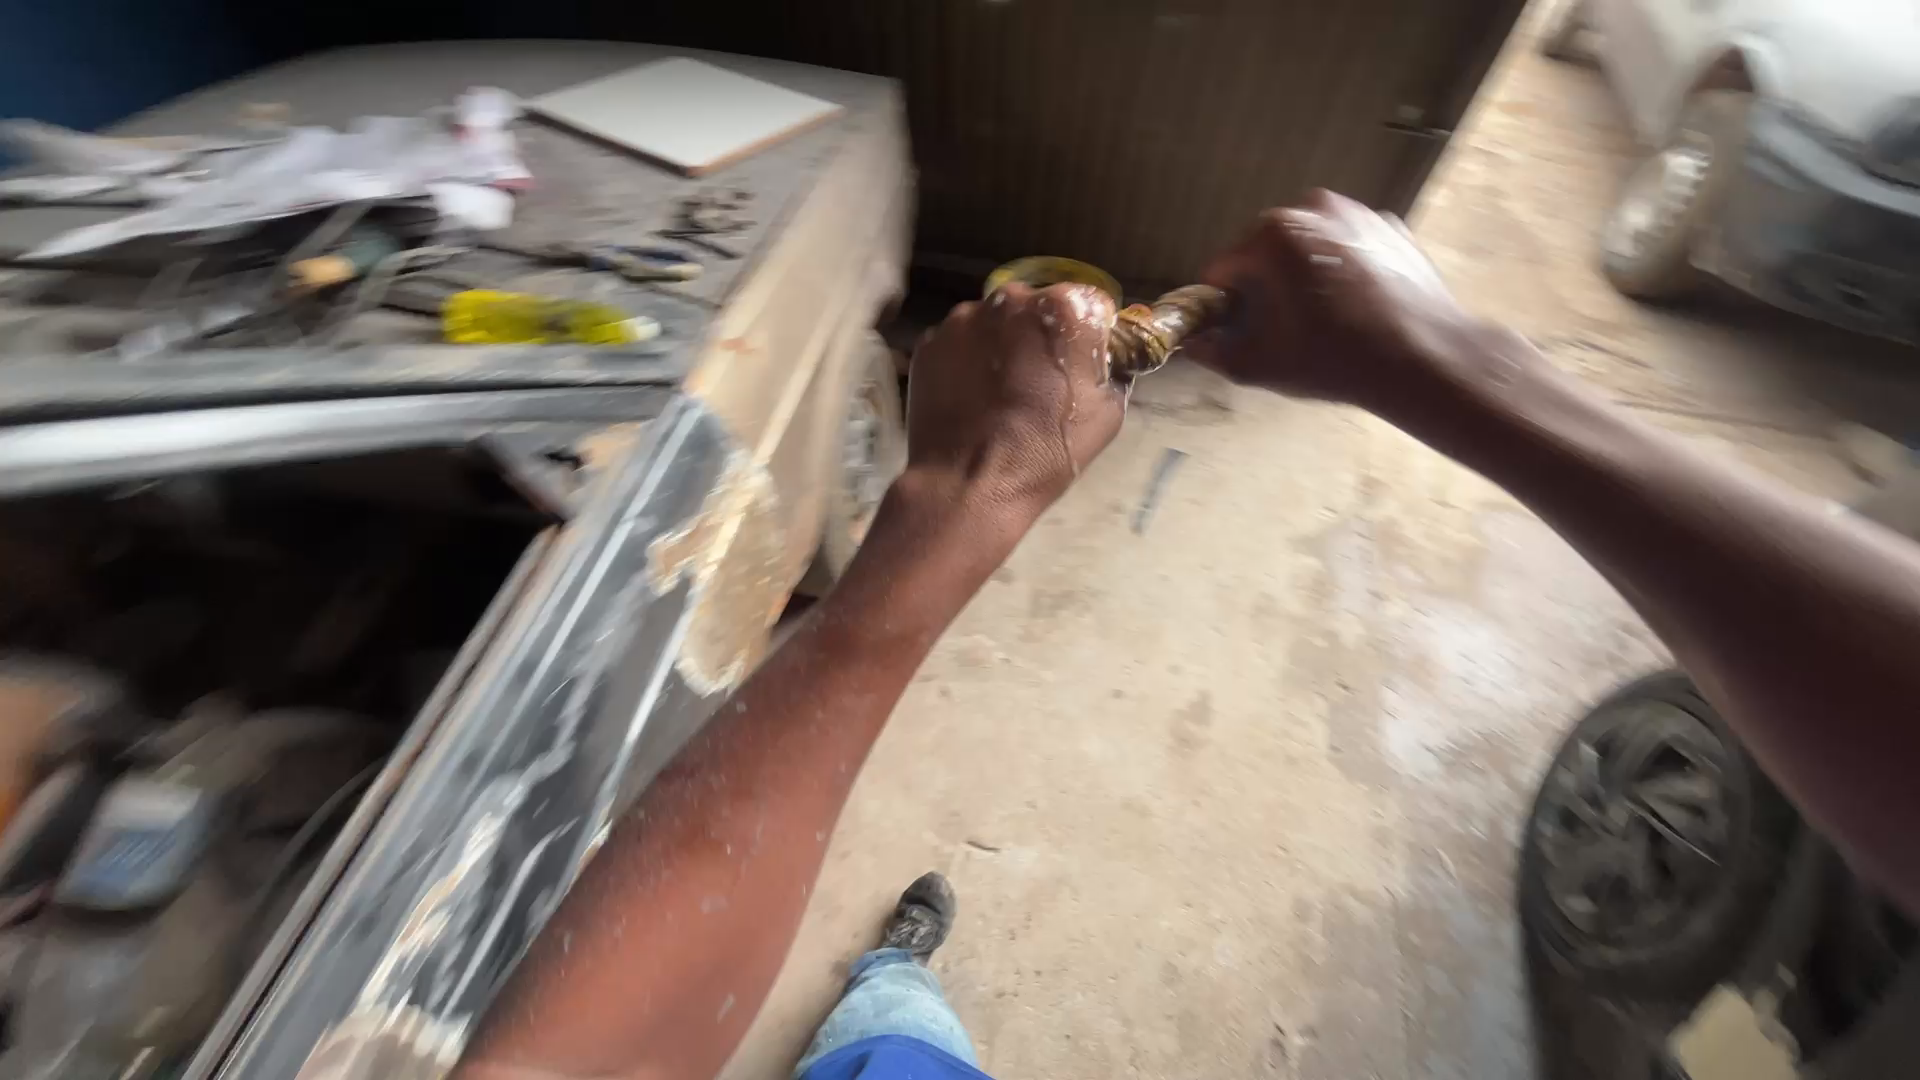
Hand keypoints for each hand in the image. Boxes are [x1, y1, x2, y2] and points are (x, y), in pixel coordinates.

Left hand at [901, 282, 1126, 534]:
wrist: (969, 485)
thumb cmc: (1046, 451)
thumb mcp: (1107, 414)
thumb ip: (1109, 370)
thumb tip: (1100, 361)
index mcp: (1062, 308)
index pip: (1088, 303)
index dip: (1089, 334)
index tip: (1082, 364)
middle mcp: (1010, 299)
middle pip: (1035, 307)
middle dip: (1039, 336)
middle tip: (1037, 381)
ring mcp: (961, 320)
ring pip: (992, 324)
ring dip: (999, 347)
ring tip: (997, 393)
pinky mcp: (928, 344)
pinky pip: (958, 345)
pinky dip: (965, 363)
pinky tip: (968, 399)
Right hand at [1188, 189, 1491, 416]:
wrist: (1423, 357)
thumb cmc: (1332, 359)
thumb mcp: (1257, 365)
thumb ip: (1212, 351)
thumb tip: (1193, 343)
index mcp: (1272, 237)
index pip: (1220, 270)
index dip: (1218, 304)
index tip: (1231, 330)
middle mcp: (1311, 208)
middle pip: (1261, 251)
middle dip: (1259, 285)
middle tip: (1275, 328)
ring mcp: (1355, 213)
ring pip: (1302, 246)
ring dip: (1296, 275)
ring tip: (1314, 318)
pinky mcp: (1388, 226)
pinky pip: (1340, 245)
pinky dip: (1334, 268)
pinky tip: (1347, 306)